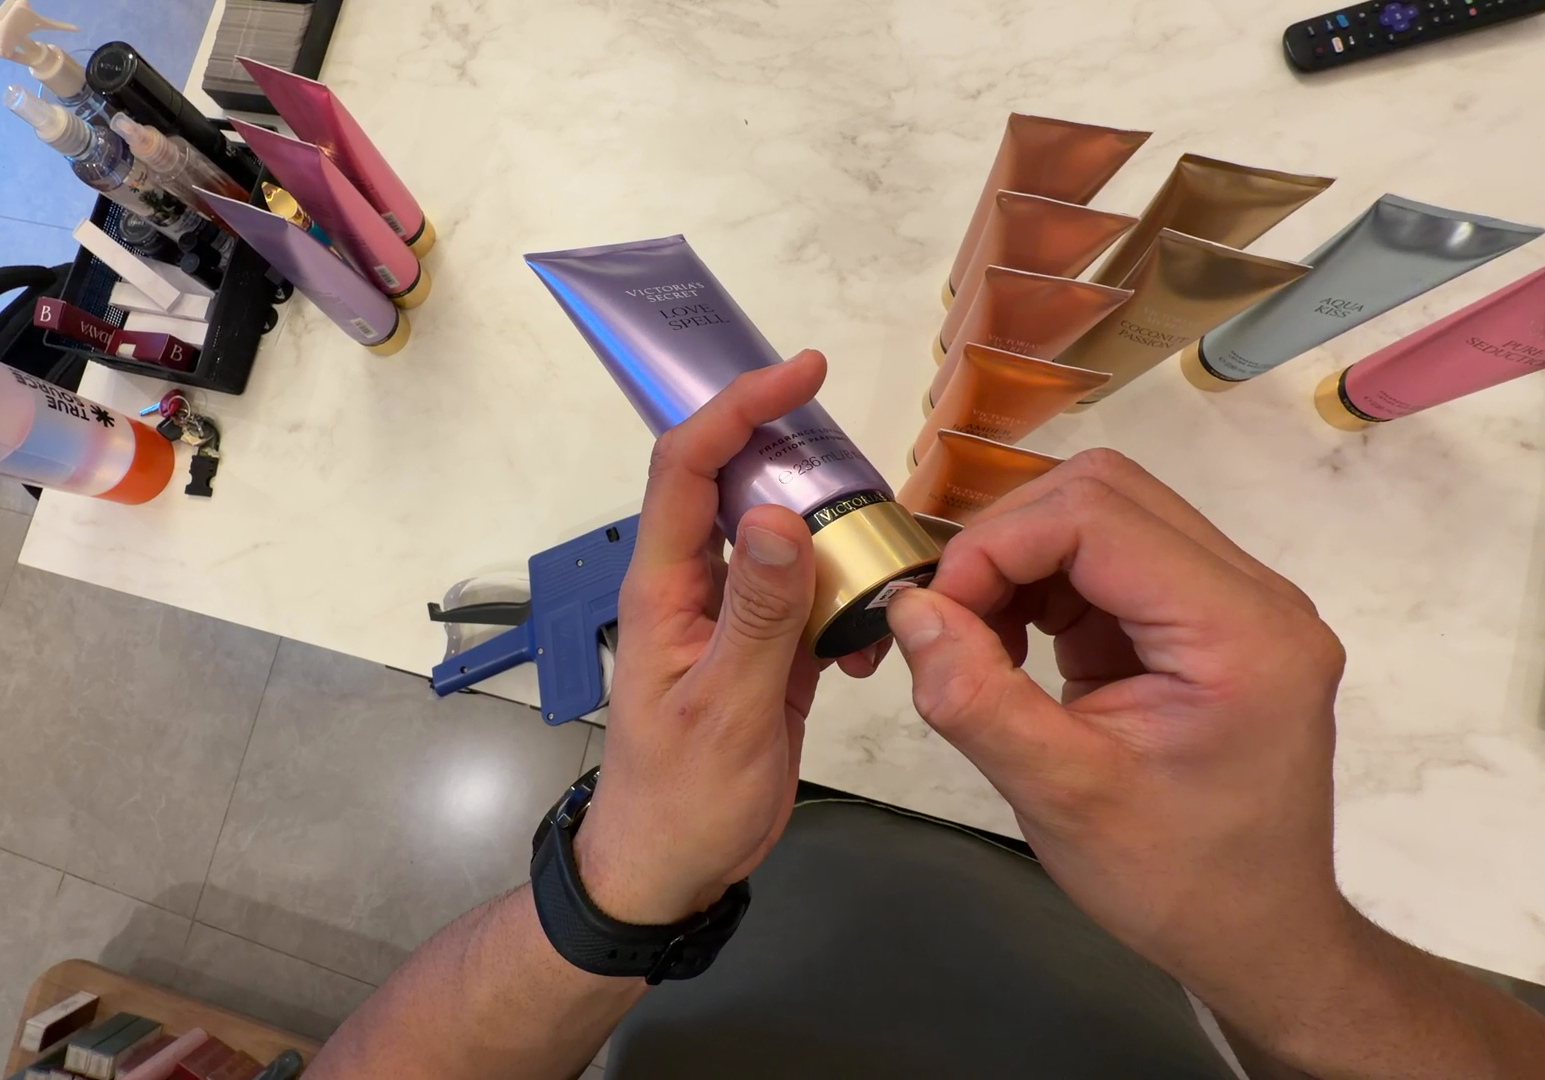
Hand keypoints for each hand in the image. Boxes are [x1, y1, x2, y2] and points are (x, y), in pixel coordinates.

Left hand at [573, 350, 885, 926]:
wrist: (672, 864)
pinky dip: (840, 604)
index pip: (686, 467)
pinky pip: (803, 597)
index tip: (802, 372)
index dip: (737, 409)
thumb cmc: (682, 795)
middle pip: (736, 488)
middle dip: (795, 461)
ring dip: (830, 541)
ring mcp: (730, 614)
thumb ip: (757, 613)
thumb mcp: (725, 707)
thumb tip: (780, 514)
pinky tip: (865, 645)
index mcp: (665, 584)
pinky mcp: (761, 646)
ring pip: (780, 542)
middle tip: (861, 465)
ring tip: (879, 562)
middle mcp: (694, 583)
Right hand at [885, 449, 1361, 1046]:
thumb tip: (907, 608)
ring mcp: (1214, 597)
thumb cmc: (1172, 877)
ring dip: (1008, 560)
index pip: (1095, 516)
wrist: (1249, 928)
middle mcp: (1243, 592)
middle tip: (950, 616)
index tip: (936, 614)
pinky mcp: (1178, 612)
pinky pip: (1084, 555)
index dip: (994, 546)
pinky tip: (1003, 640)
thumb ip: (976, 698)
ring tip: (974, 634)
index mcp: (1239, 631)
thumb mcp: (1058, 796)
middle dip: (998, 542)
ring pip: (1086, 511)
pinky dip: (1024, 583)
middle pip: (1095, 492)